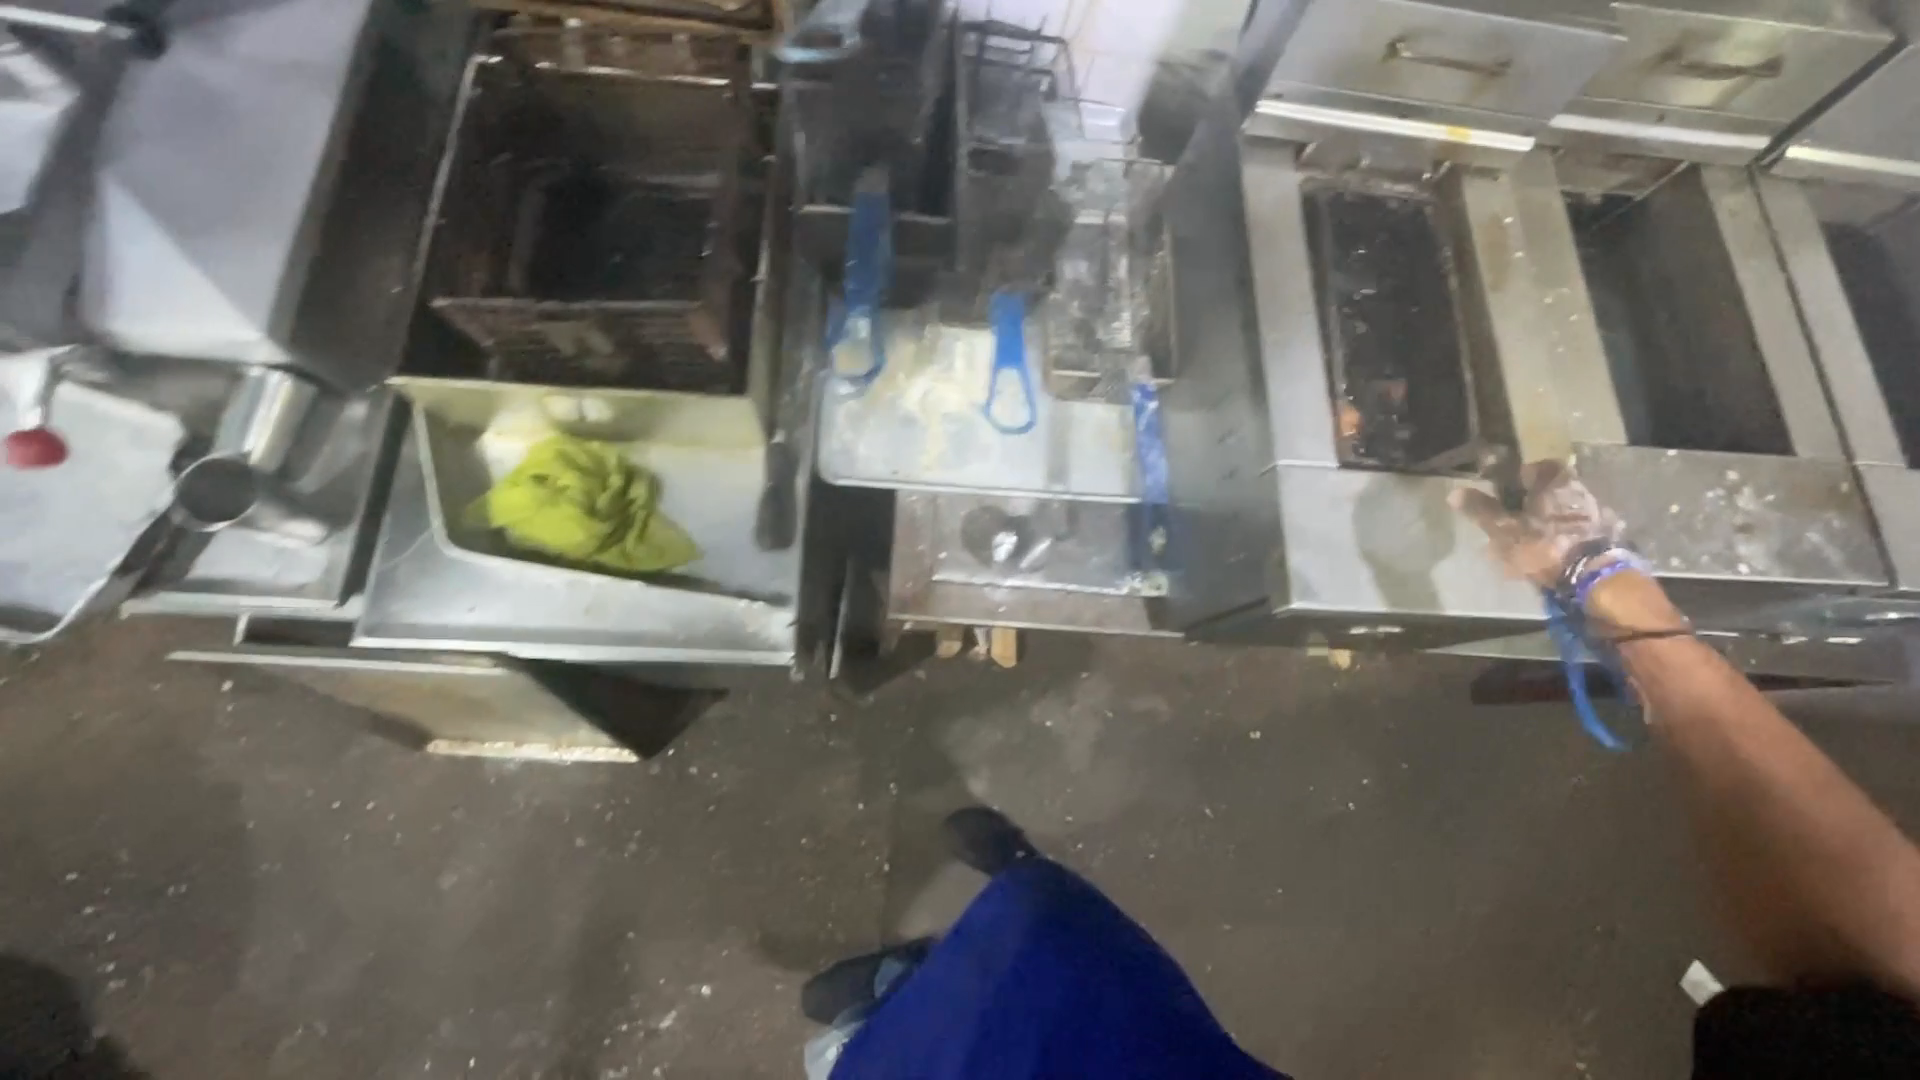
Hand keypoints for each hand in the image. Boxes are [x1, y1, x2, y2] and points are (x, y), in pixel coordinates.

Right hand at [1450, 460, 1623, 587]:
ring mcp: (1594, 514)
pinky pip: (1572, 531)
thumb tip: (1454, 492)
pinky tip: (1546, 556)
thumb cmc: (1543, 545)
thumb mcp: (1502, 529)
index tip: (1502, 492)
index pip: (1536, 467)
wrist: (1594, 577)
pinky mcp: (1603, 537)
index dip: (1518, 477)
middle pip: (1547, 491)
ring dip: (1542, 524)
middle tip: (1509, 524)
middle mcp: (1578, 491)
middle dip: (1529, 505)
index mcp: (1554, 482)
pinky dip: (1558, 539)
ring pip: (1558, 513)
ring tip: (1524, 547)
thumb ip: (1481, 509)